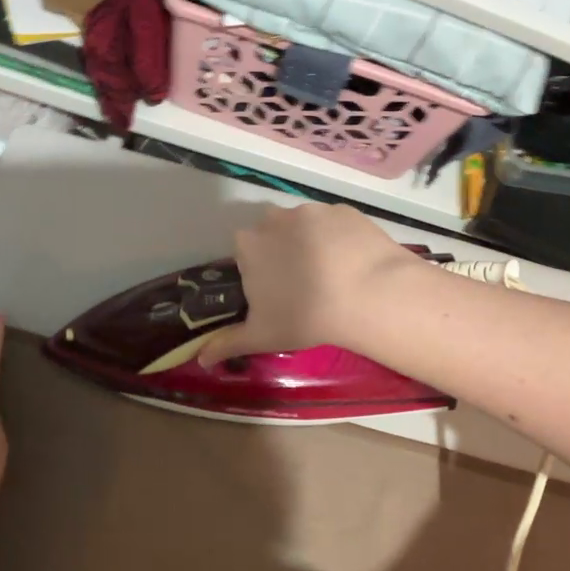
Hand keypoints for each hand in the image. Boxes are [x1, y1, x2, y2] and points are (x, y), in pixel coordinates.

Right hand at [198, 204, 417, 365]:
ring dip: (309, 244)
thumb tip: (201, 359)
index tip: (271, 293)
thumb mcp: (260, 336)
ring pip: (303, 227)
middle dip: (281, 253)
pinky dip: (338, 239)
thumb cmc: (304, 316)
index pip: (244, 253)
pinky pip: (334, 225)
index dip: (256, 272)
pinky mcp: (345, 211)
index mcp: (248, 245)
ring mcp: (312, 211)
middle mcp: (275, 219)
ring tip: (330, 276)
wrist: (368, 296)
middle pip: (271, 234)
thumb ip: (227, 344)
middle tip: (299, 285)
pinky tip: (351, 264)